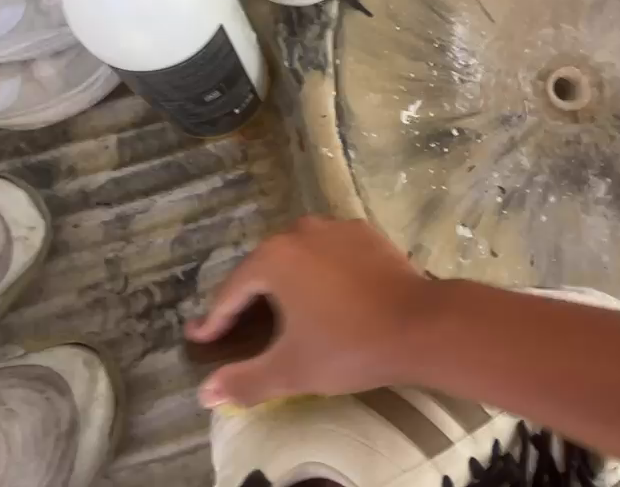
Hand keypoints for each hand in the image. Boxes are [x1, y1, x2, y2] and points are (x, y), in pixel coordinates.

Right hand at [185, 216, 436, 407]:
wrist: (418, 325)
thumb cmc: (347, 346)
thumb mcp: (290, 370)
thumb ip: (244, 380)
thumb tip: (206, 392)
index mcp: (274, 258)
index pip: (232, 290)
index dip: (215, 318)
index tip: (201, 338)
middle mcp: (300, 231)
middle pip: (263, 266)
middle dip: (248, 296)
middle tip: (237, 326)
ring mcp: (334, 227)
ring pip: (298, 254)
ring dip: (285, 279)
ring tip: (280, 308)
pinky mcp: (364, 232)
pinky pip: (328, 250)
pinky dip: (319, 269)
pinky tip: (324, 292)